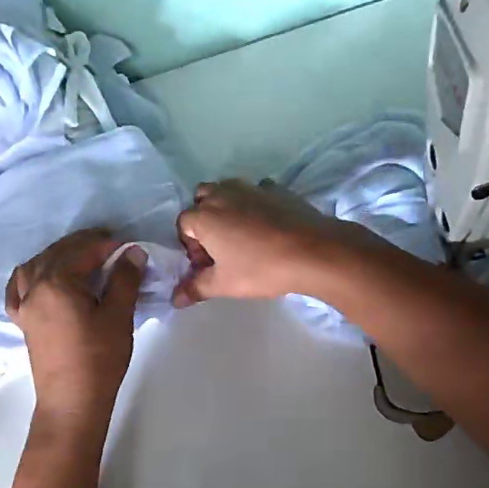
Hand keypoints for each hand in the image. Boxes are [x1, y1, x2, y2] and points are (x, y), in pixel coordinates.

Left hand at [6, 230, 145, 415]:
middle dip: (82, 246)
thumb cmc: (98, 358)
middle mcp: (34, 287)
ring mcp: (24, 305)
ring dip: (57, 256)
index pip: (83, 251)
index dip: (107, 246)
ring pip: (35, 267)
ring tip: (80, 258)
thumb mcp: (118, 316)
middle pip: (57, 254)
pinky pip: (18, 289)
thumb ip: (124, 280)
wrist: (72, 401)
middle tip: (109, 247)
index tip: (128, 247)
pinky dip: (29, 277)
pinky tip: (38, 277)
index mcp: (56, 282)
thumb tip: (133, 253)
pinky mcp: (23, 322)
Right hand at [173, 180, 393, 305]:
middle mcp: (223, 194)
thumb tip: (175, 299)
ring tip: (240, 235)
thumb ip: (195, 288)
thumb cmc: (260, 268)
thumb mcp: (224, 284)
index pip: (183, 223)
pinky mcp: (277, 189)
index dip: (189, 244)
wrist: (313, 251)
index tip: (205, 263)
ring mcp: (251, 188)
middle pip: (201, 198)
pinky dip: (253, 204)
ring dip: (226, 208)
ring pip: (227, 190)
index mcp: (204, 216)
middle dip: (203, 219)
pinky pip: (255, 192)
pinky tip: (266, 226)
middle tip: (218, 246)